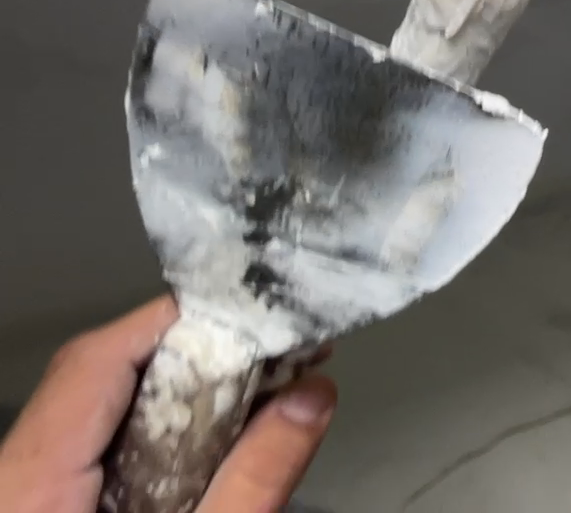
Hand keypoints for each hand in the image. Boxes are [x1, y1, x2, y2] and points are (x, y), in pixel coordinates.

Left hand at [0, 295, 336, 512]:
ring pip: (113, 410)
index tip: (262, 302)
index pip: (93, 362)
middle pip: (107, 378)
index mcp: (23, 491)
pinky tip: (234, 431)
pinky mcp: (51, 508)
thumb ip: (253, 481)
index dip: (176, 317)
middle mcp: (10, 484)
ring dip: (201, 387)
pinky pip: (112, 446)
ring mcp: (25, 497)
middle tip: (293, 346)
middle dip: (207, 351)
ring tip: (280, 382)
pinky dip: (180, 426)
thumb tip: (317, 391)